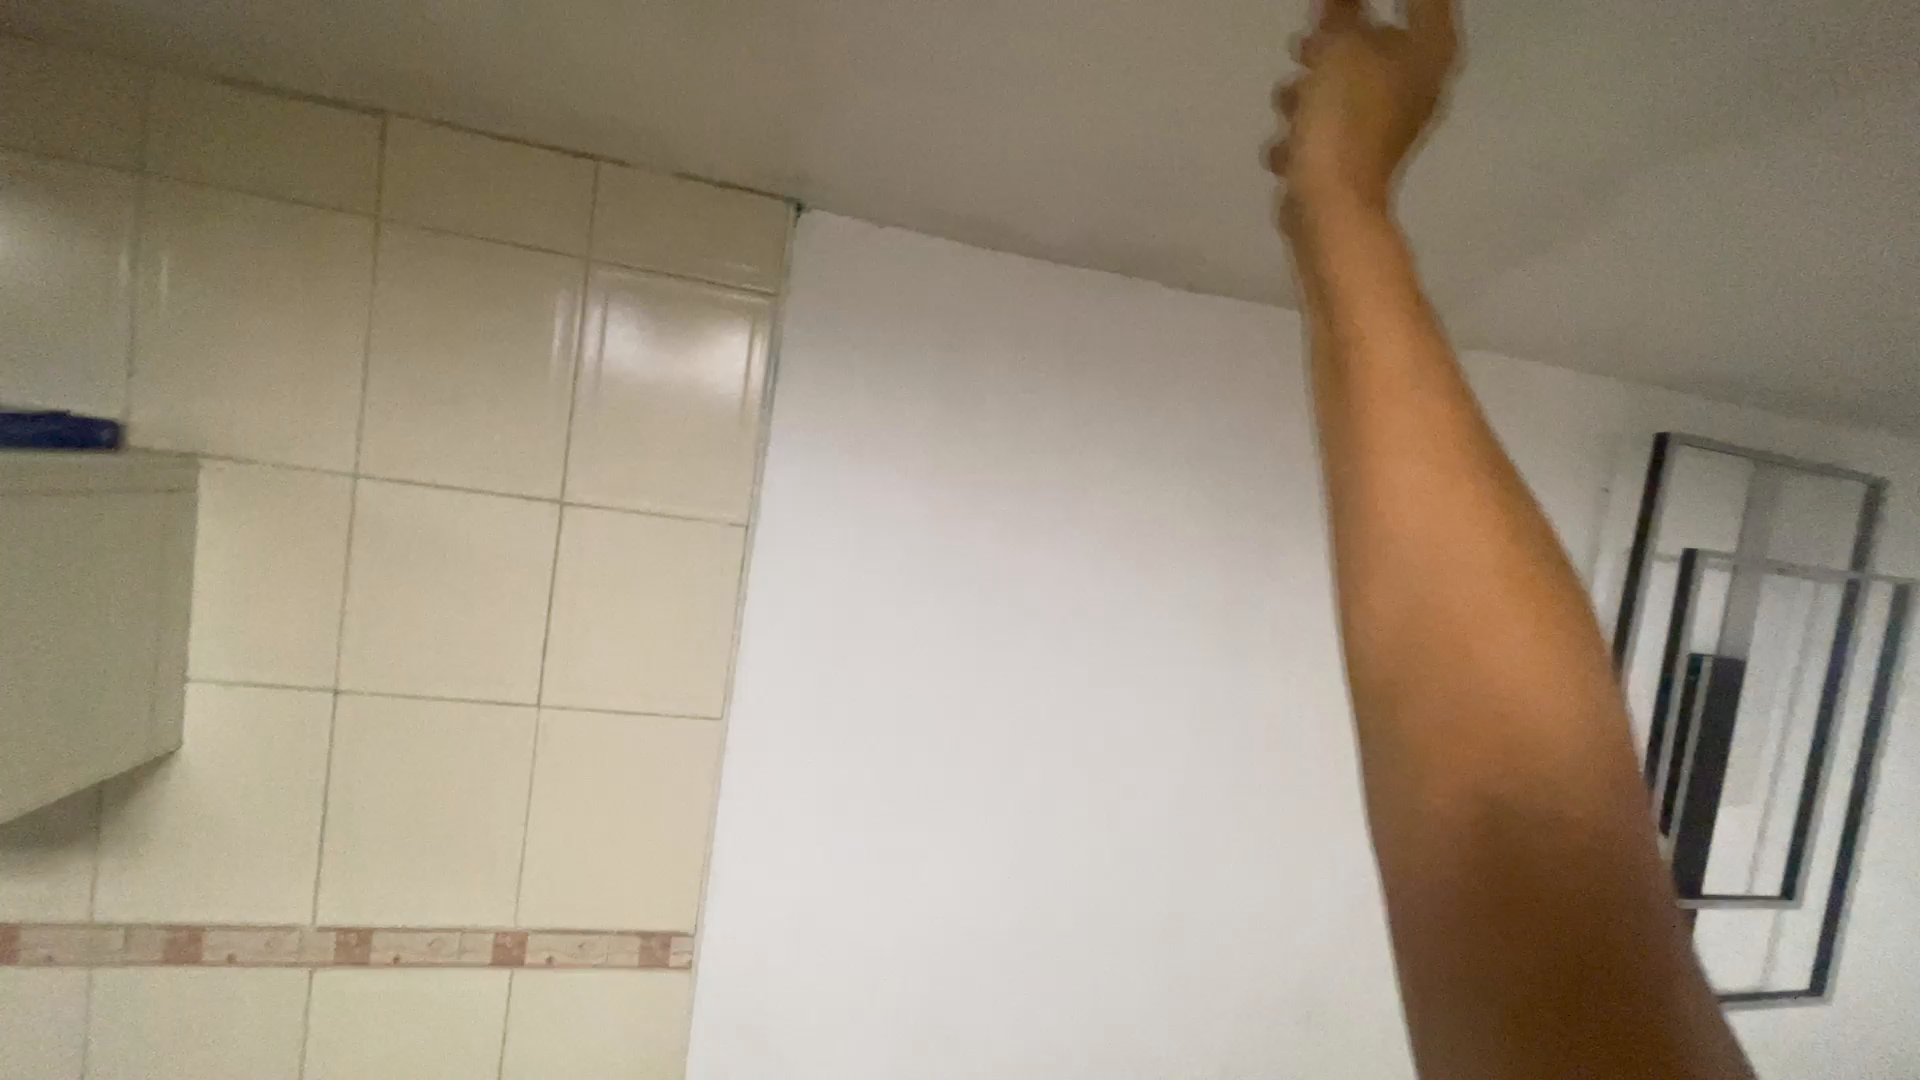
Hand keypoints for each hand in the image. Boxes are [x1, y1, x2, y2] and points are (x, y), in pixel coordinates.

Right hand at [1267, 0, 1458, 225]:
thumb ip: (1343, 10)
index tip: (1340, 1)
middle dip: (1334, 39)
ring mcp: (1384, 125)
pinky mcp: (1353, 158)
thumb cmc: (1344, 122)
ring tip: (1287, 99)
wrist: (1330, 208)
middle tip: (1304, 39)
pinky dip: (1304, 134)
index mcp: (1430, 49)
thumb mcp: (1341, 47)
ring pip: (1344, 86)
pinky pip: (1326, 129)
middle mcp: (1417, 83)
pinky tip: (1288, 146)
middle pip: (1376, 40)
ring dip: (1309, 90)